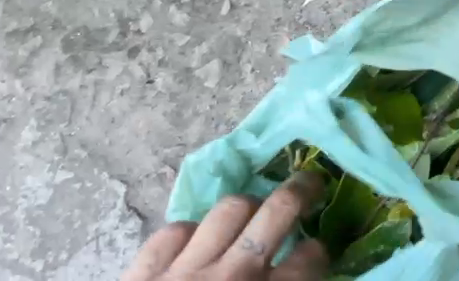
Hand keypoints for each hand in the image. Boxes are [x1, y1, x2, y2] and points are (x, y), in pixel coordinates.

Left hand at [120, 171, 329, 280]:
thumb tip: (301, 267)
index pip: (311, 257)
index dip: (317, 250)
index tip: (314, 250)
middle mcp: (233, 275)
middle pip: (278, 210)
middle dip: (302, 189)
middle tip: (310, 185)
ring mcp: (184, 272)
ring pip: (230, 209)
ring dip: (245, 210)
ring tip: (250, 213)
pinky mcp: (141, 276)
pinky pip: (171, 233)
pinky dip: (187, 234)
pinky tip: (194, 241)